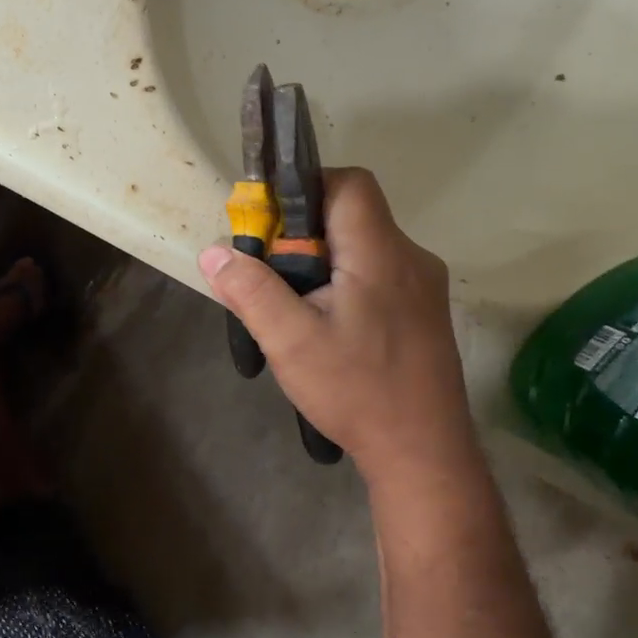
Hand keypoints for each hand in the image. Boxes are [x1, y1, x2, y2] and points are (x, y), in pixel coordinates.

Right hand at [198, 168, 475, 484]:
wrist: (423, 453)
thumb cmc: (357, 390)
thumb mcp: (289, 340)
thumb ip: (249, 289)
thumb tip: (214, 252)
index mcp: (382, 255)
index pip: (348, 184)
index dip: (302, 187)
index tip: (265, 222)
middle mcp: (409, 259)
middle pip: (348, 214)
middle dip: (297, 233)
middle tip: (264, 272)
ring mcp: (420, 286)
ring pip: (357, 245)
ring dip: (313, 261)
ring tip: (285, 305)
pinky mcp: (418, 311)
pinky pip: (370, 272)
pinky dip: (335, 281)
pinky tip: (315, 323)